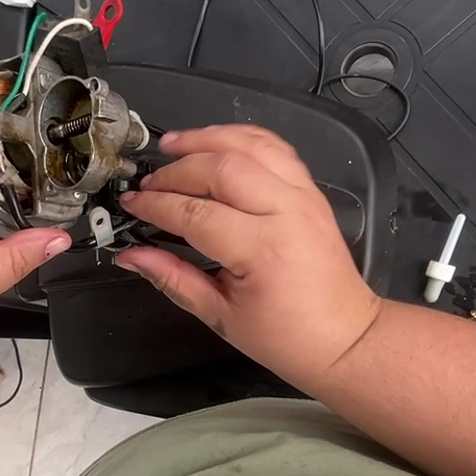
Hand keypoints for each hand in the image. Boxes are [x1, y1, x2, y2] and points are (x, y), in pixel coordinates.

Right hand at [114, 125, 381, 390]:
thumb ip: (173, 278)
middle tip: (147, 184)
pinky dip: (240, 138)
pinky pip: (274, 147)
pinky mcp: (311, 190)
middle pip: (221, 168)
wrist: (344, 336)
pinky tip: (214, 142)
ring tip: (172, 144)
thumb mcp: (220, 315)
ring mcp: (304, 195)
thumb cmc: (285, 336)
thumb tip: (131, 256)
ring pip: (250, 145)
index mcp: (263, 251)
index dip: (156, 205)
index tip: (131, 205)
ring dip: (207, 139)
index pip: (196, 213)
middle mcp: (287, 212)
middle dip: (176, 171)